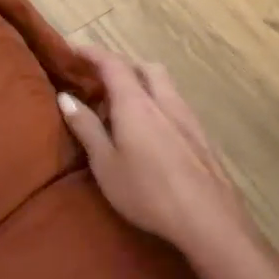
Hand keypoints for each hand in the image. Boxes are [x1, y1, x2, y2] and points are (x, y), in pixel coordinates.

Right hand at [57, 45, 256, 258]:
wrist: (213, 227)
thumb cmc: (148, 193)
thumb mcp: (105, 163)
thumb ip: (86, 127)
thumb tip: (65, 96)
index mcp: (136, 104)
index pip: (113, 64)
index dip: (92, 52)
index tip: (72, 50)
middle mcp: (165, 104)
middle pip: (147, 68)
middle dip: (123, 65)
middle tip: (100, 80)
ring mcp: (190, 123)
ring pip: (166, 87)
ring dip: (143, 85)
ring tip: (123, 108)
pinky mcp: (205, 142)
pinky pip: (177, 108)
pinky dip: (159, 106)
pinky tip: (151, 134)